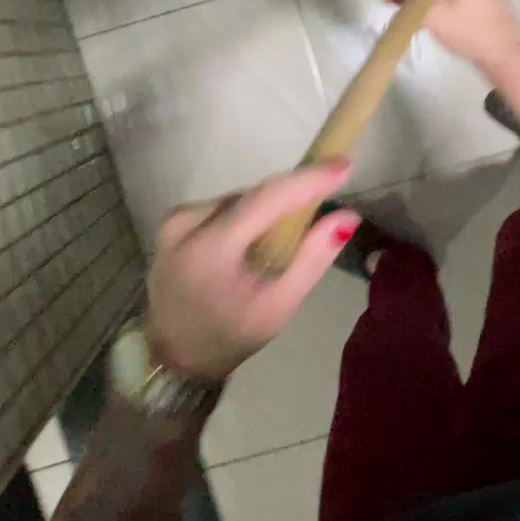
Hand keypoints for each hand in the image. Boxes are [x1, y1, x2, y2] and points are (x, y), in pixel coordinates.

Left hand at [146, 162, 359, 379]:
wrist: (172, 355)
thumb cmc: (228, 336)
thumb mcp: (276, 308)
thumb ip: (311, 260)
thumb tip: (347, 217)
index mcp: (210, 248)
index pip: (266, 199)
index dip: (307, 179)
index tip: (343, 165)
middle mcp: (187, 222)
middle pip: (253, 196)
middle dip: (290, 198)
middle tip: (323, 206)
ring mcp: (175, 219)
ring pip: (239, 199)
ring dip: (266, 209)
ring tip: (284, 238)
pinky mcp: (172, 220)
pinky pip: (223, 207)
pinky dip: (246, 217)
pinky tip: (254, 242)